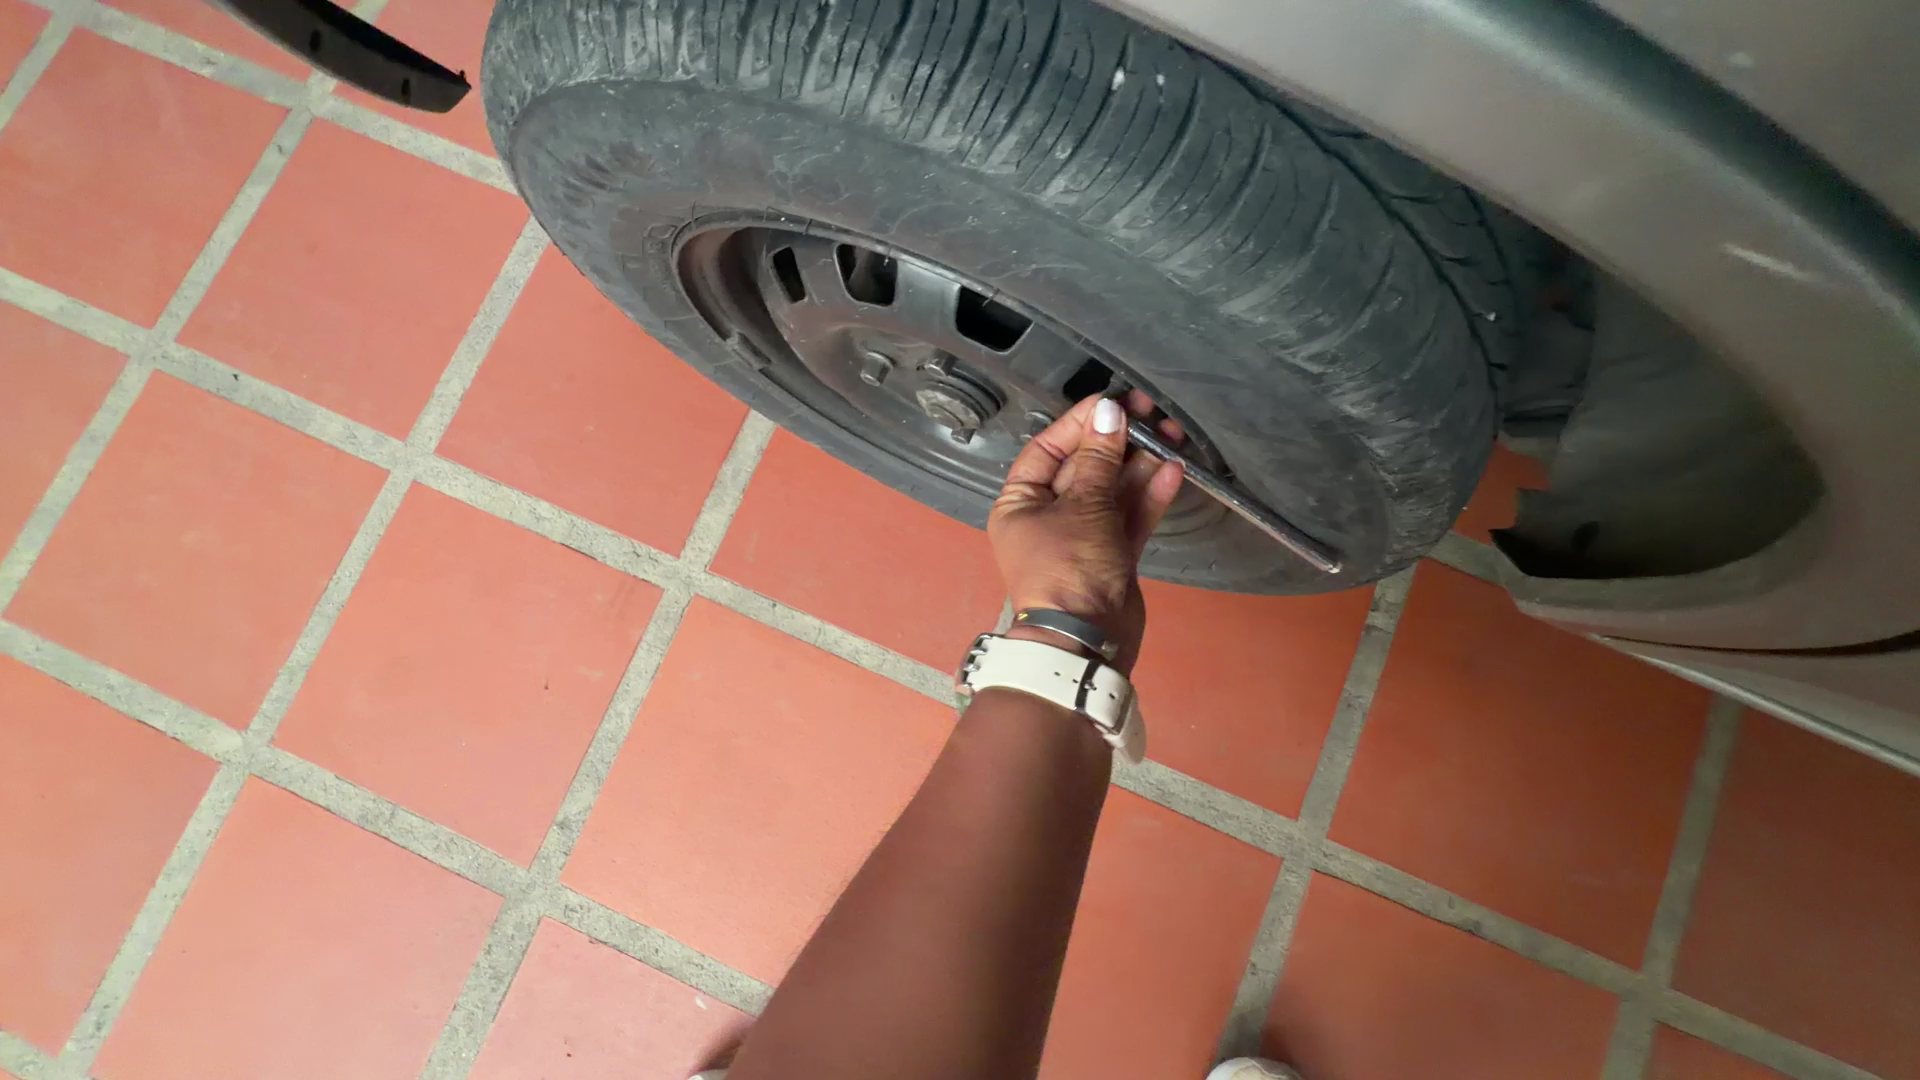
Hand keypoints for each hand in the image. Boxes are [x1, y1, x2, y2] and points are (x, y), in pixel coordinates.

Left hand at [987, 391, 1185, 673]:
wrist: (1087, 641)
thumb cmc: (1069, 566)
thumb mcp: (1083, 507)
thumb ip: (1099, 459)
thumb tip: (1108, 411)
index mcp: (1021, 502)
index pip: (1048, 448)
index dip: (1080, 423)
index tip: (1113, 401)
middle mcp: (1048, 515)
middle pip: (1084, 466)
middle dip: (1117, 440)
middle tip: (1151, 411)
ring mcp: (1082, 535)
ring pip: (1112, 490)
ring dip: (1140, 463)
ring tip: (1171, 433)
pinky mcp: (1112, 553)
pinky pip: (1129, 516)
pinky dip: (1148, 495)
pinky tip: (1173, 469)